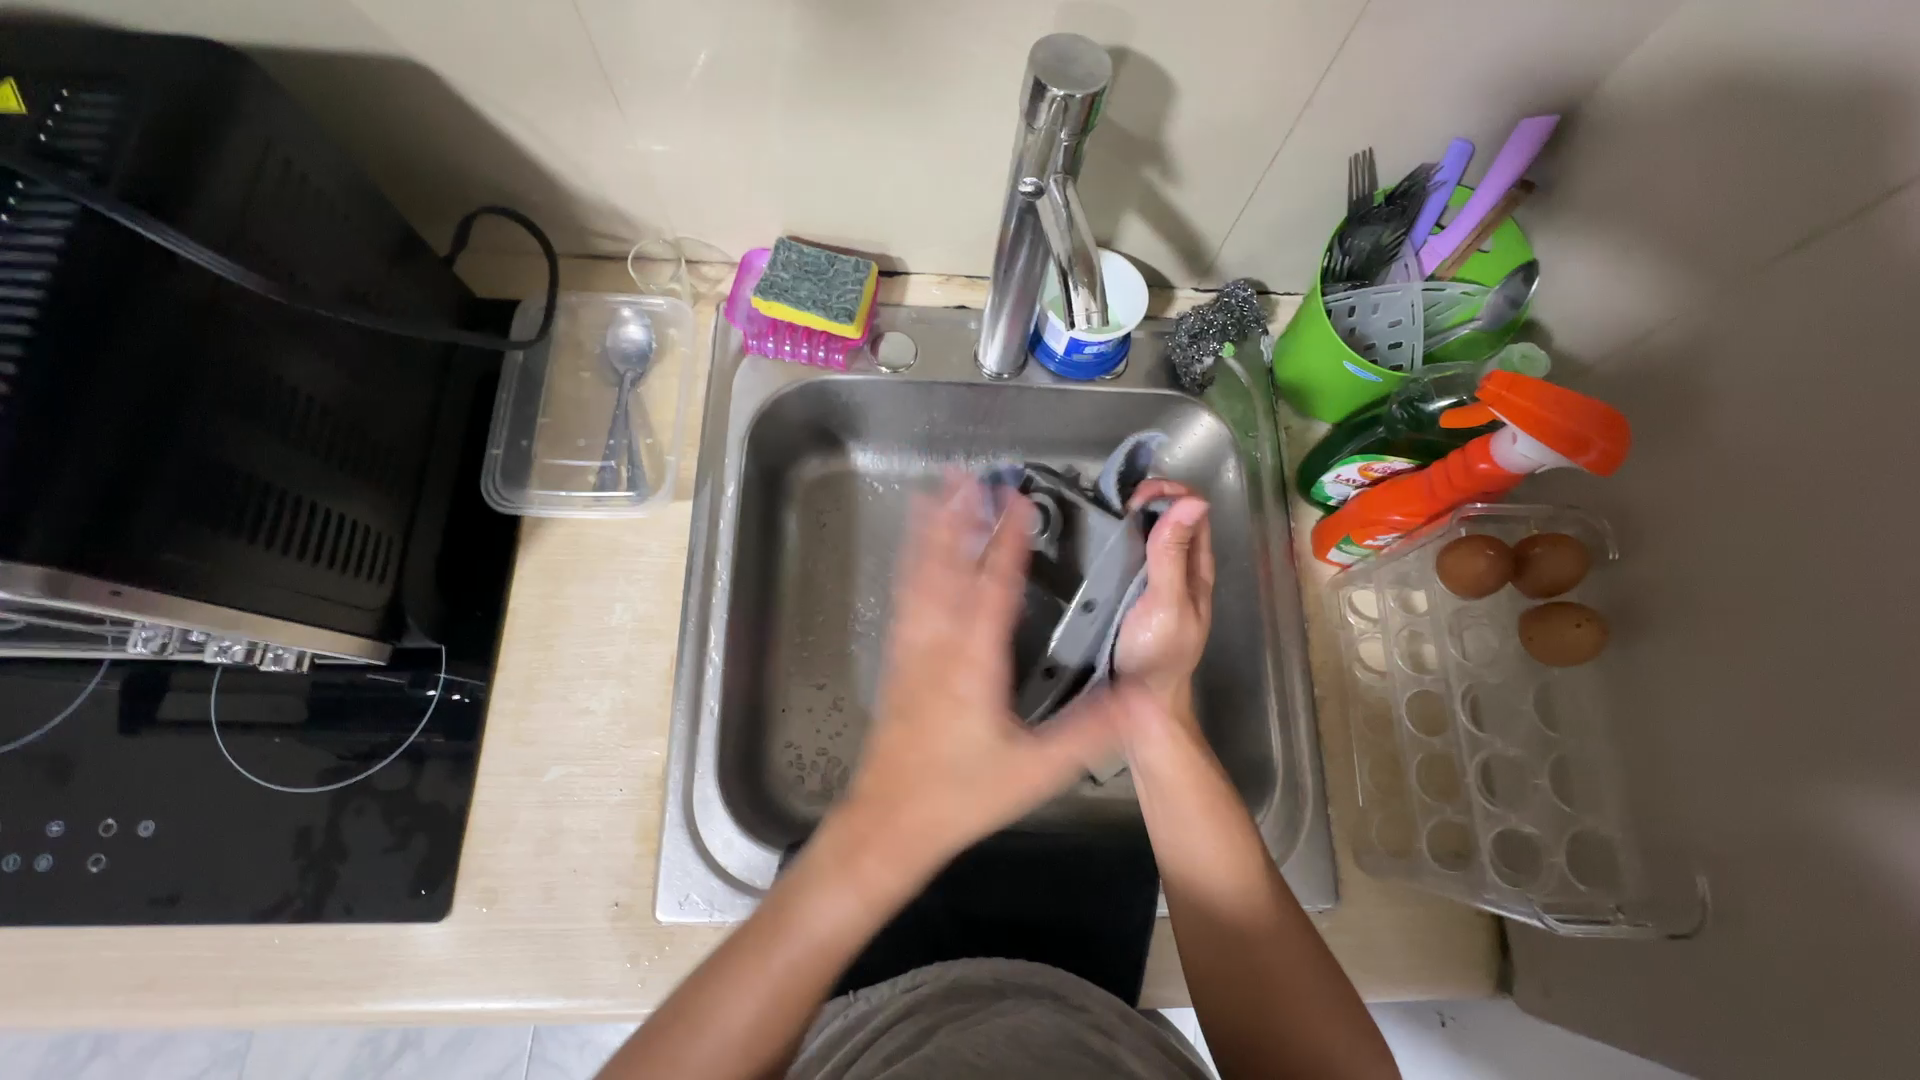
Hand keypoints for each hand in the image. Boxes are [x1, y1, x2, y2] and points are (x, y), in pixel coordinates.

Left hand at [834, 476, 1126, 882]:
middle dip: (957, 518)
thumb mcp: (1037, 768)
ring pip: (919, 577)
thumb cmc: (962, 795)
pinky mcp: (897, 663)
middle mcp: (938, 644)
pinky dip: (909, 566)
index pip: (995, 585)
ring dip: (929, 531)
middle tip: (965, 475)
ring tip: (935, 492)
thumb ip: (1092, 730)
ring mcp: (911, 651)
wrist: (890, 822)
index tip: (1017, 498)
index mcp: (974, 661)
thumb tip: (1145, 698)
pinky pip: (903, 600)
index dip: (1007, 538)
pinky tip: (912, 556)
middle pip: (946, 566)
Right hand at [1114, 480, 1215, 715]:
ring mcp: (1155, 581)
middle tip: (1113, 505)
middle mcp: (1179, 568)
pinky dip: (1115, 540)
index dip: (1169, 493)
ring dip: (1129, 518)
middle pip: (1171, 516)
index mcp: (1196, 567)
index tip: (1134, 499)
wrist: (1139, 704)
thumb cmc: (1157, 656)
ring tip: (1100, 516)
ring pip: (1149, 534)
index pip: (1193, 509)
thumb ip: (1173, 555)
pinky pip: (1129, 556)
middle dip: (1146, 499)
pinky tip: (1094, 543)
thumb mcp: (1166, 603)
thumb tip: (1192, 501)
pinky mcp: (1131, 594)